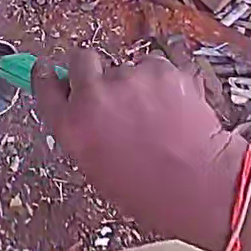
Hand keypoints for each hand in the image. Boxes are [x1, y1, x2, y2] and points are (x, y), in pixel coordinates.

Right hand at [31, 51, 241, 241]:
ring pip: (125, 66)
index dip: (48, 75)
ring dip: (135, 83)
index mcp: (71, 125)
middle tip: (111, 90)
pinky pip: (155, 68)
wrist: (204, 187)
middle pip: (80, 60)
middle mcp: (92, 96)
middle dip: (93, 70)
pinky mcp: (159, 71)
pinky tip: (173, 108)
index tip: (49, 69)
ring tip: (155, 115)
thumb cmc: (151, 190)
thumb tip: (76, 103)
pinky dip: (163, 83)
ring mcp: (126, 80)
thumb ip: (79, 129)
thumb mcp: (95, 165)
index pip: (45, 85)